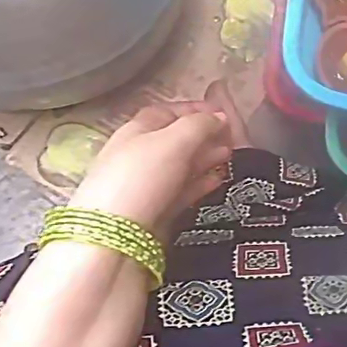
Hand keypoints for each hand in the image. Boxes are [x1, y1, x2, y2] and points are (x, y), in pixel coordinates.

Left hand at [68, 82, 249, 234]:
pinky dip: (199, 184)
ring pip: (179, 166)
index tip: (222, 113)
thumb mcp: (174, 141)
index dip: (194, 109)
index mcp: (136, 130)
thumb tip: (220, 117)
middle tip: (231, 138)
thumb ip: (200, 125)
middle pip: (174, 139)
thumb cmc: (142, 177)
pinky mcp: (153, 212)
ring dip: (205, 159)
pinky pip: (180, 192)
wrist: (115, 236)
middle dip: (204, 136)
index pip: (166, 111)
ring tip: (229, 157)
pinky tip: (217, 181)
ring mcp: (145, 185)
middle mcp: (137, 155)